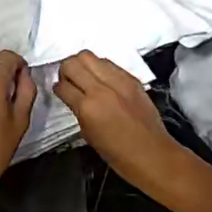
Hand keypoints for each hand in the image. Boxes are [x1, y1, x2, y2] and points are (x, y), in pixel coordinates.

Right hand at [55, 51, 188, 190]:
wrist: (153, 155)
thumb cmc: (117, 154)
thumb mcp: (88, 134)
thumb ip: (78, 110)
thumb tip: (72, 97)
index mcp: (87, 107)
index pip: (62, 85)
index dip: (58, 88)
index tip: (60, 91)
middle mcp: (101, 89)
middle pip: (73, 62)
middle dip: (66, 70)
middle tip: (70, 80)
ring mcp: (119, 81)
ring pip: (89, 56)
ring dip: (83, 65)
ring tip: (86, 78)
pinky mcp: (132, 79)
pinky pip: (109, 63)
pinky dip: (101, 68)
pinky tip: (103, 81)